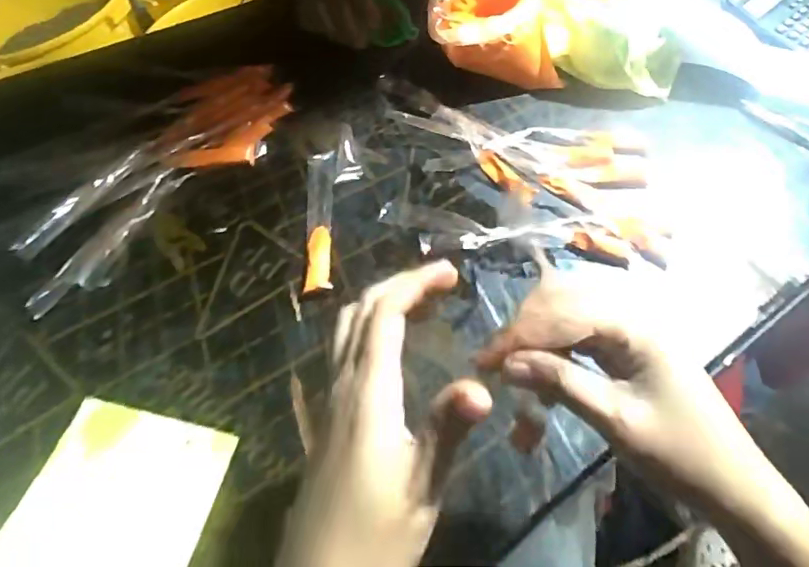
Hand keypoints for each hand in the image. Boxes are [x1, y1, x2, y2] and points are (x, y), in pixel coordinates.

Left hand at [276, 261, 492, 566]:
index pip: (385, 313)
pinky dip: (368, 327)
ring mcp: (327, 401)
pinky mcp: (324, 419)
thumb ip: (448, 430)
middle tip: (442, 282)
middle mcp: (341, 385)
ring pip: (346, 328)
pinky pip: (342, 351)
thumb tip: (484, 386)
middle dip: (401, 283)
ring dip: (382, 302)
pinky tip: (390, 347)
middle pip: (362, 310)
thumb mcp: (421, 489)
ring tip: (422, 305)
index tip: (451, 272)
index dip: (416, 282)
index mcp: (367, 392)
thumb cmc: (373, 537)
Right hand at [277, 0, 405, 47]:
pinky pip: (310, 20)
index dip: (371, 17)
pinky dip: (319, 28)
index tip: (377, 27)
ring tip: (347, 40)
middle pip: (342, 20)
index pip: (362, 3)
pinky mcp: (303, 0)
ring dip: (337, 34)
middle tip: (362, 43)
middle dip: (353, 35)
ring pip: (325, 24)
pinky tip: (327, 31)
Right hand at [473, 275, 766, 517]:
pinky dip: (560, 345)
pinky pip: (586, 329)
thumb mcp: (617, 421)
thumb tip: (509, 363)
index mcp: (635, 323)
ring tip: (513, 366)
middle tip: (494, 364)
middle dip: (527, 326)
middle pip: (566, 298)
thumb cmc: (678, 452)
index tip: (483, 360)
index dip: (521, 332)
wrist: (732, 478)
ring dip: (541, 332)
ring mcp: (634, 325)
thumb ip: (563, 384)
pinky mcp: (632, 343)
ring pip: (574, 309)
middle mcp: (633, 311)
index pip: (565, 310)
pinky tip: (544, 369)